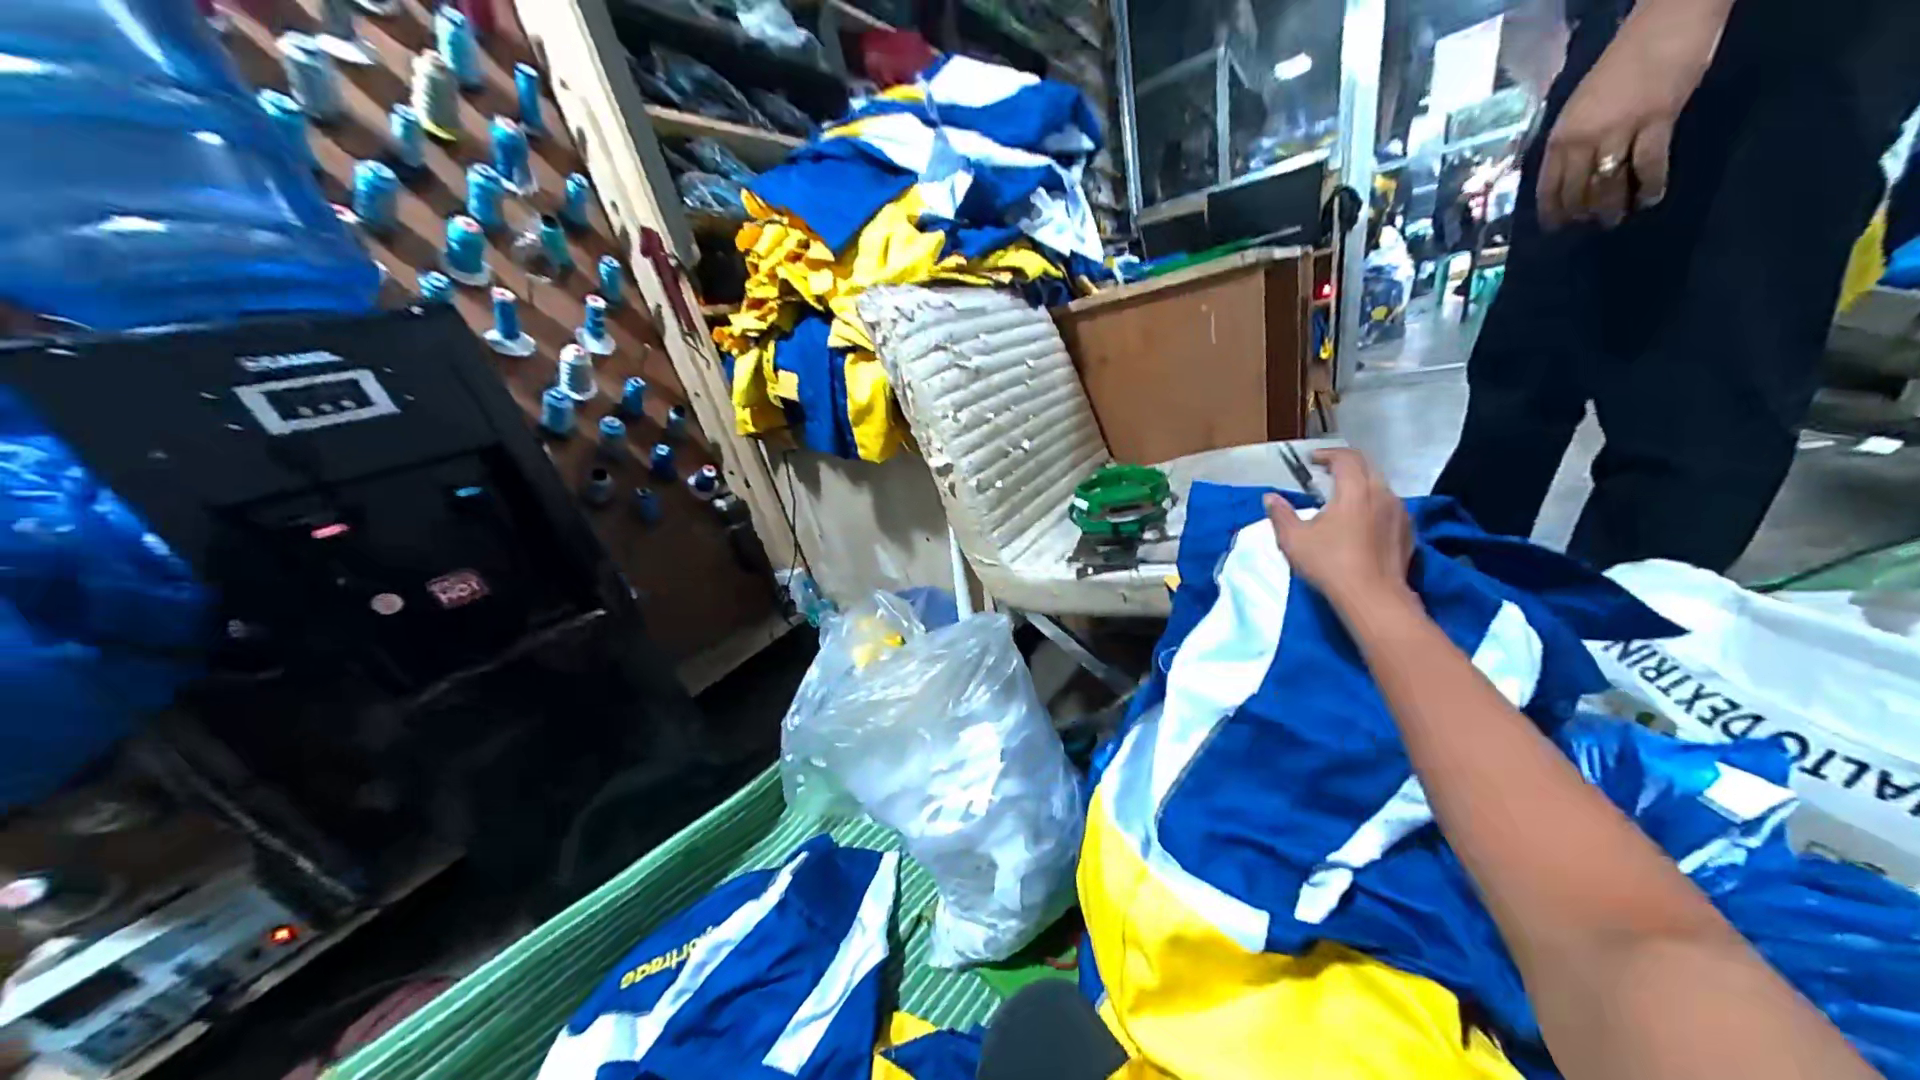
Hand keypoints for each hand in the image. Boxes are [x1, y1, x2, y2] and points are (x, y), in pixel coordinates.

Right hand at [1264, 448, 1413, 610]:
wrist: (1373, 598)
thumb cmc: (1330, 563)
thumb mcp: (1294, 539)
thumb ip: (1281, 514)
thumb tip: (1270, 498)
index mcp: (1355, 490)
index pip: (1346, 458)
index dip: (1328, 454)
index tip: (1312, 460)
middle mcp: (1382, 494)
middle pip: (1367, 467)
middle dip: (1346, 465)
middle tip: (1327, 473)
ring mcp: (1400, 512)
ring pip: (1381, 486)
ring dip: (1361, 484)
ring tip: (1343, 497)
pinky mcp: (1408, 531)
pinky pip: (1390, 506)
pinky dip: (1374, 504)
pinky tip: (1362, 521)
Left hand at [1537, 2, 1726, 228]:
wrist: (1665, 23)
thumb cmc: (1620, 66)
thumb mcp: (1578, 108)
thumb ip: (1571, 140)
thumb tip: (1567, 175)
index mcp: (1560, 136)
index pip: (1547, 186)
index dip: (1552, 212)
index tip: (1557, 228)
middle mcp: (1583, 138)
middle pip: (1576, 190)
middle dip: (1582, 214)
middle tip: (1592, 226)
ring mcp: (1619, 129)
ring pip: (1609, 182)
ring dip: (1613, 205)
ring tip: (1618, 218)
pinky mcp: (1657, 118)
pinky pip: (1650, 163)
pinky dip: (1652, 184)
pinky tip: (1653, 197)